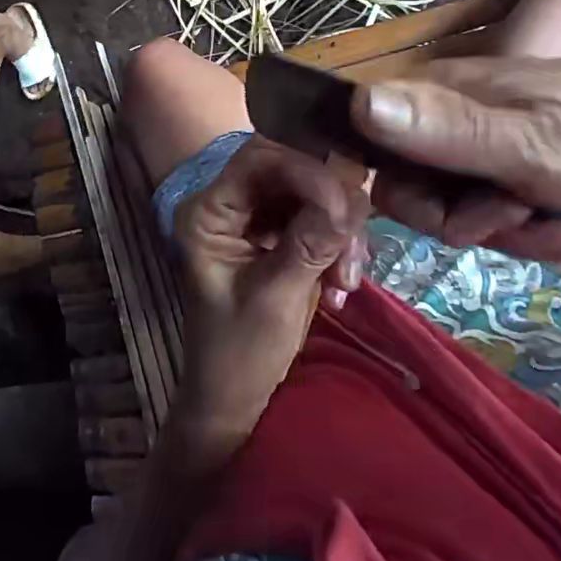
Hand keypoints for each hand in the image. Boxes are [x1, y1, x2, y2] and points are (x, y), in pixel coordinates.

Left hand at [172, 138, 369, 446]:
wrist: (237, 401)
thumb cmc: (239, 354)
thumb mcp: (276, 298)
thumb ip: (310, 243)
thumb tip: (351, 198)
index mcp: (210, 211)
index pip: (261, 159)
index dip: (307, 170)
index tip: (344, 206)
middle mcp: (233, 202)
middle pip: (294, 170)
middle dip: (330, 206)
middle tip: (351, 249)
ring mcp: (259, 217)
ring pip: (315, 192)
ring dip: (340, 232)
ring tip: (345, 280)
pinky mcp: (283, 233)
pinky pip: (323, 217)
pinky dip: (340, 245)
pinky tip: (342, 284)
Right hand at [350, 55, 560, 261]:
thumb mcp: (539, 144)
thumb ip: (448, 128)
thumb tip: (356, 104)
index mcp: (450, 91)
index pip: (368, 141)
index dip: (380, 192)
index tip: (429, 230)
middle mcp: (462, 106)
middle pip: (415, 182)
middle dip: (460, 220)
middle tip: (514, 223)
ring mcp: (495, 133)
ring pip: (461, 201)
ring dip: (505, 230)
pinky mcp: (526, 156)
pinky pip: (501, 203)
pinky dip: (530, 226)